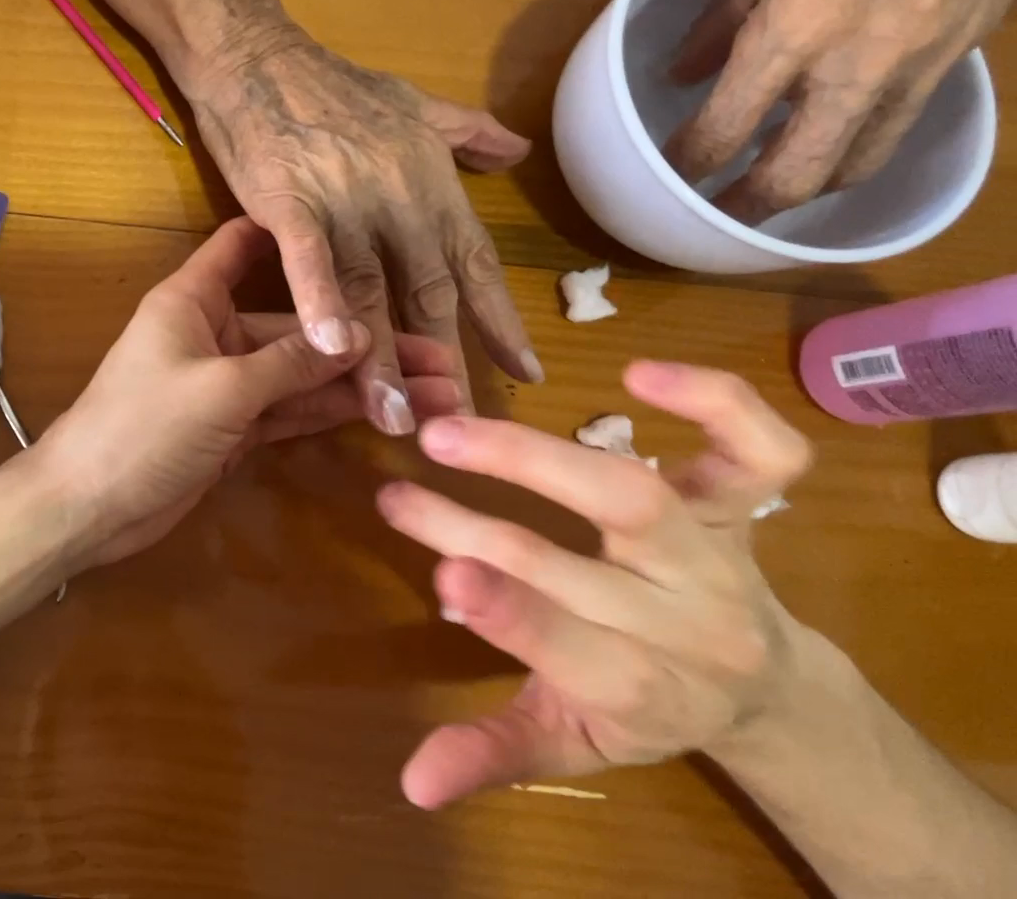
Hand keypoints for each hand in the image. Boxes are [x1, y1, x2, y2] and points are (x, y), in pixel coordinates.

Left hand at [37, 218, 458, 568]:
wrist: (89, 506)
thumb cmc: (142, 428)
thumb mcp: (220, 389)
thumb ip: (289, 363)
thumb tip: (360, 334)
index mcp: (193, 299)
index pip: (244, 245)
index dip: (295, 233)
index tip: (361, 227)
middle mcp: (212, 332)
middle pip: (294, 322)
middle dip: (361, 337)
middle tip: (440, 351)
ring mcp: (225, 383)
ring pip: (300, 373)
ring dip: (358, 380)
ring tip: (437, 387)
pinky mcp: (233, 427)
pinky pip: (289, 410)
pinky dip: (330, 412)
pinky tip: (386, 411)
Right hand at [191, 36, 542, 435]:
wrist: (255, 56)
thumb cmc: (329, 85)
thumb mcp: (412, 102)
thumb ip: (465, 133)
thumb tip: (514, 150)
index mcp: (429, 180)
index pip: (475, 262)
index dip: (500, 319)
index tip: (527, 372)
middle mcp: (398, 197)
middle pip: (429, 291)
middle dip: (447, 360)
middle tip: (463, 423)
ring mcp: (343, 200)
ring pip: (371, 290)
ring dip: (384, 359)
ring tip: (394, 419)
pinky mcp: (288, 201)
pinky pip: (309, 260)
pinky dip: (321, 302)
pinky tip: (332, 349)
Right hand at [375, 361, 817, 808]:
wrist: (762, 686)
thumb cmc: (643, 708)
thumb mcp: (566, 742)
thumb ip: (492, 754)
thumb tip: (410, 785)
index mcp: (645, 689)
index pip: (575, 652)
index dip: (514, 615)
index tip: (444, 574)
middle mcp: (691, 620)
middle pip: (582, 565)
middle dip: (481, 524)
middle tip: (398, 490)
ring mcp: (719, 555)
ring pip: (640, 498)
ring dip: (538, 456)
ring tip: (450, 429)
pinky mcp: (742, 507)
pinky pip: (758, 453)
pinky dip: (718, 404)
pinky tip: (637, 375)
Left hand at [666, 0, 1016, 221]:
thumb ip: (713, 29)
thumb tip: (677, 77)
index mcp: (790, 36)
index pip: (720, 134)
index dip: (685, 166)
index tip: (666, 173)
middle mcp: (854, 67)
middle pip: (797, 175)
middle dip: (747, 207)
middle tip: (715, 216)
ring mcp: (916, 67)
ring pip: (857, 163)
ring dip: (806, 188)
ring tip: (767, 192)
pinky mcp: (959, 57)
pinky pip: (898, 127)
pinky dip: (854, 151)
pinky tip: (826, 146)